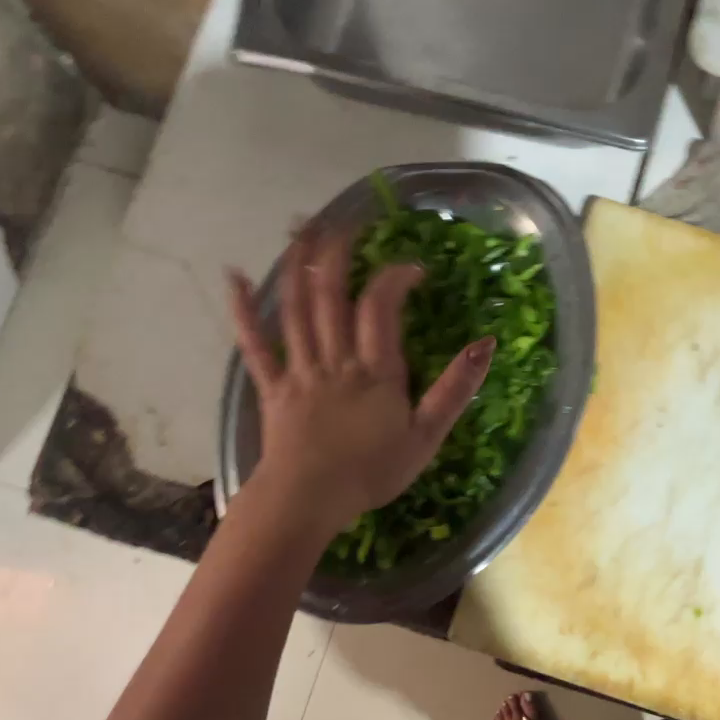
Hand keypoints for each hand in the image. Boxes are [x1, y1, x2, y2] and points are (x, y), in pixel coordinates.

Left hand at [227, 226, 493, 535]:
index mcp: (375, 371)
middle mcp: (334, 359)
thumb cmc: (371, 474)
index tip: (413, 268)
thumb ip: (454, 390)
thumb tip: (486, 344)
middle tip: (345, 217)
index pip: (381, 305)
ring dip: (297, 263)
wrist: (308, 502)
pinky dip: (244, 311)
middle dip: (339, 251)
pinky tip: (233, 278)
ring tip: (300, 227)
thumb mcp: (426, 437)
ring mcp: (298, 371)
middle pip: (332, 293)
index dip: (395, 276)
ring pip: (295, 307)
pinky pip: (255, 345)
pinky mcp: (271, 388)